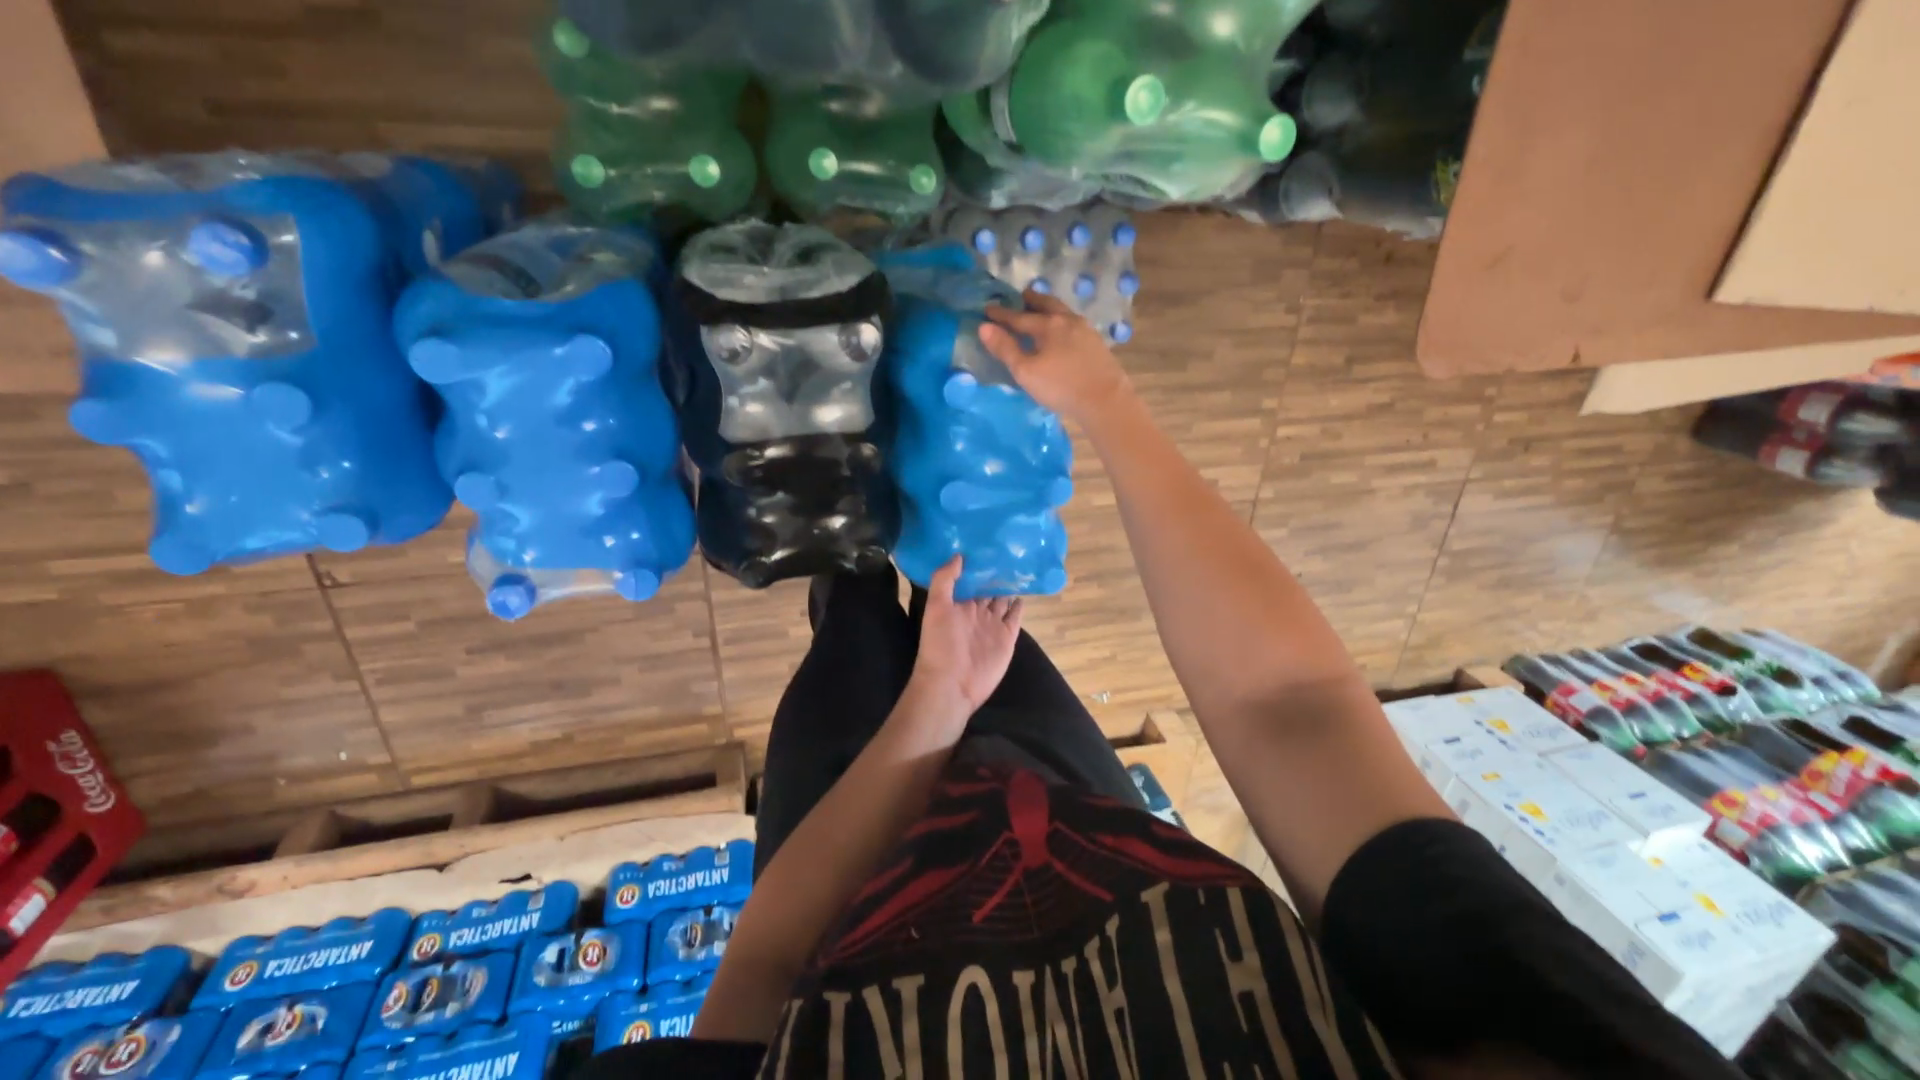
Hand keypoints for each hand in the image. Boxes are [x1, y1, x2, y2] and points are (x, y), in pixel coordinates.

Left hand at [910, 557, 1022, 713]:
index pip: (969, 580)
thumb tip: (959, 555)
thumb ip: (945, 580)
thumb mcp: (937, 606)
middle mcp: (976, 612)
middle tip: (1009, 549)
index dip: (977, 565)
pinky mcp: (1007, 637)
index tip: (986, 544)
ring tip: (1021, 564)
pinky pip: (1015, 617)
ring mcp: (993, 625)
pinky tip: (1026, 589)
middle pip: (988, 588)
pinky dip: (1020, 605)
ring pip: (1003, 599)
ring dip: (1010, 585)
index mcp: (958, 604)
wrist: (953, 683)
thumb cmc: (941, 644)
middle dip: (996, 572)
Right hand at [978, 289, 1132, 424]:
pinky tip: (1061, 331)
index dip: (1001, 314)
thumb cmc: (1061, 387)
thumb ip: (1005, 348)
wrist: (1105, 400)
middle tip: (1020, 296)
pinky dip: (1061, 320)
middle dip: (1031, 300)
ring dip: (1048, 308)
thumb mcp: (1026, 371)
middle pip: (1046, 304)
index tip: (987, 308)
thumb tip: (984, 327)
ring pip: (1062, 311)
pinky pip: (1073, 323)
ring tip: (1041, 310)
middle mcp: (1067, 320)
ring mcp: (1085, 330)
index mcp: (1047, 325)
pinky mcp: (1096, 342)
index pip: (1019, 316)